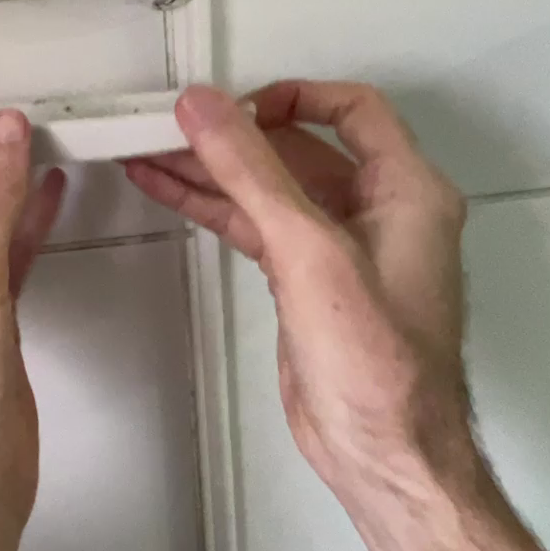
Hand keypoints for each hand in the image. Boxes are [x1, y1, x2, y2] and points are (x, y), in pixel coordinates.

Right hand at [128, 81, 549, 550]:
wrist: (378, 452)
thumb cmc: (372, 359)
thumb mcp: (309, 251)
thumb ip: (252, 172)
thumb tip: (202, 105)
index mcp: (404, 192)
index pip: (351, 110)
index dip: (289, 98)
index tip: (227, 109)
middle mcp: (373, 210)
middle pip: (292, 149)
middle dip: (227, 136)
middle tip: (164, 127)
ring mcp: (332, 246)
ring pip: (262, 187)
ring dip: (205, 169)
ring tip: (144, 151)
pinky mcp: (298, 276)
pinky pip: (248, 222)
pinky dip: (206, 204)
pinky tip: (162, 189)